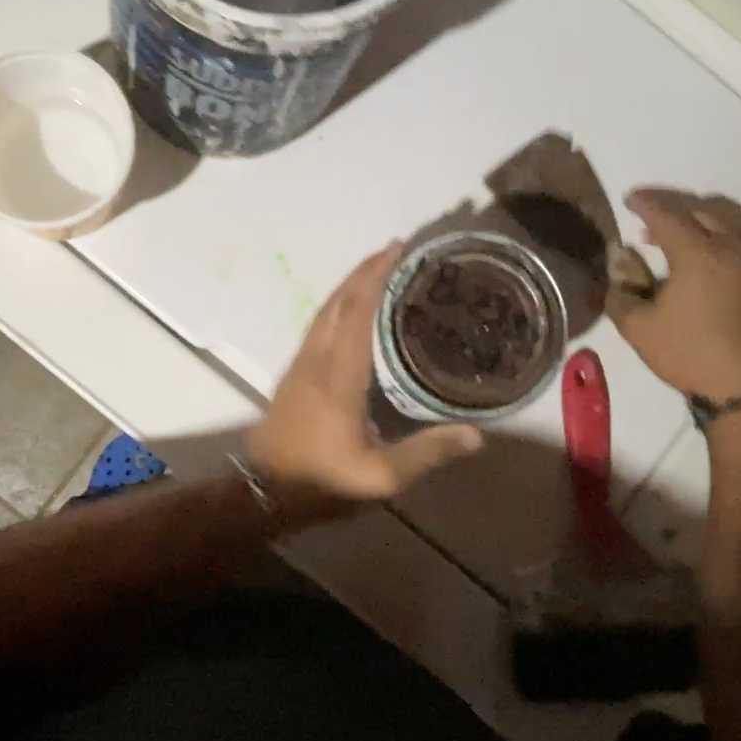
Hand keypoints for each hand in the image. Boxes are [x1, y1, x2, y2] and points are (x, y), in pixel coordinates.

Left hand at [249, 244, 483, 501]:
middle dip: (362, 272)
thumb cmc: (321, 481)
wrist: (265, 490)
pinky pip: (316, 328)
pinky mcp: (291, 377)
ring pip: (321, 313)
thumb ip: (425, 454)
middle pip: (336, 303)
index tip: (396, 249)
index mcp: (338, 377)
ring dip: (347, 287)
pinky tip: (350, 313)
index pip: (356, 314)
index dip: (375, 278)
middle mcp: (315, 361)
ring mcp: (298, 367)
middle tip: (393, 250)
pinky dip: (336, 308)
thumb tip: (476, 436)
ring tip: (375, 272)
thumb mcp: (378, 477)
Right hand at [607, 188, 740, 400]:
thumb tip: (616, 278)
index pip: (667, 215)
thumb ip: (620, 297)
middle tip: (651, 226)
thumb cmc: (692, 355)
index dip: (645, 203)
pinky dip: (729, 242)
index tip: (629, 198)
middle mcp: (736, 247)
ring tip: (685, 243)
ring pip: (733, 226)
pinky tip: (719, 264)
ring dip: (705, 226)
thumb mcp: (640, 331)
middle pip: (705, 212)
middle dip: (676, 212)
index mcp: (698, 254)